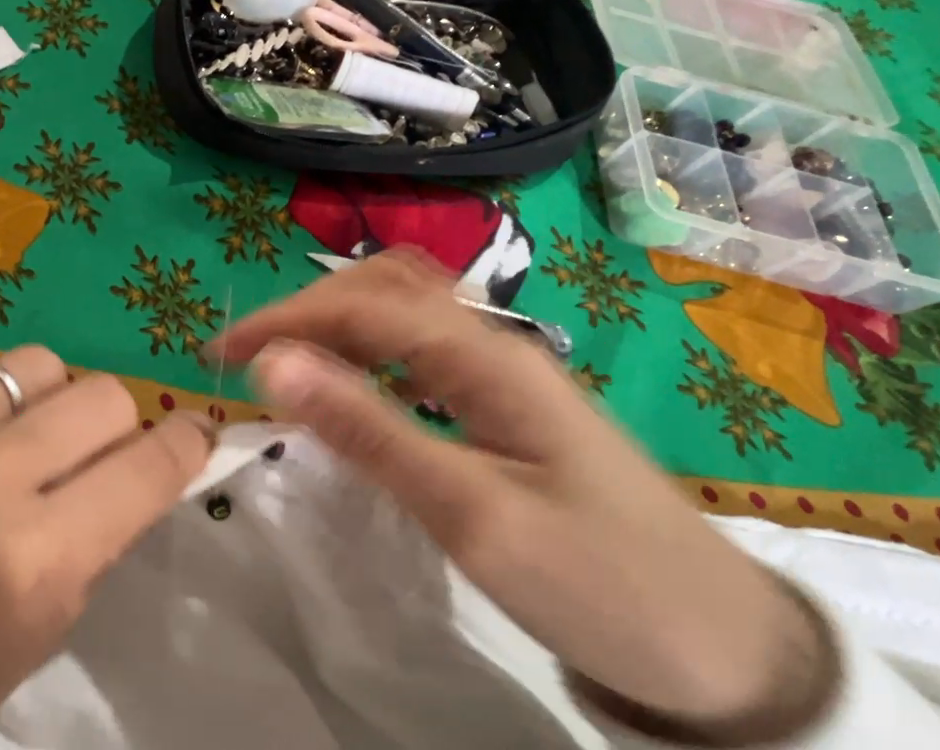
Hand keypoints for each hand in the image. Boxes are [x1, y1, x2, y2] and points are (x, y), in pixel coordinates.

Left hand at [0, 342, 213, 748]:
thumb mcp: (45, 620)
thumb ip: (101, 530)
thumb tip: (144, 456)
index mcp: (35, 563)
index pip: (146, 469)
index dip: (184, 443)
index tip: (191, 433)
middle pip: (100, 397)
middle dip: (116, 422)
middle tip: (93, 448)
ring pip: (37, 362)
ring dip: (48, 398)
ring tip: (22, 432)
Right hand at [208, 250, 834, 741]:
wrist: (722, 649)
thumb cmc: (597, 582)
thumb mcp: (471, 513)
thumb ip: (369, 430)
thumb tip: (272, 365)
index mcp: (487, 359)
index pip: (361, 307)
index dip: (282, 321)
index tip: (217, 356)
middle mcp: (494, 347)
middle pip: (383, 289)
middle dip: (303, 311)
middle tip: (244, 359)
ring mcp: (503, 375)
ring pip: (402, 313)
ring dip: (333, 324)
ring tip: (279, 367)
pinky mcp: (505, 407)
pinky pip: (419, 352)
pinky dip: (365, 353)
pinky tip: (345, 386)